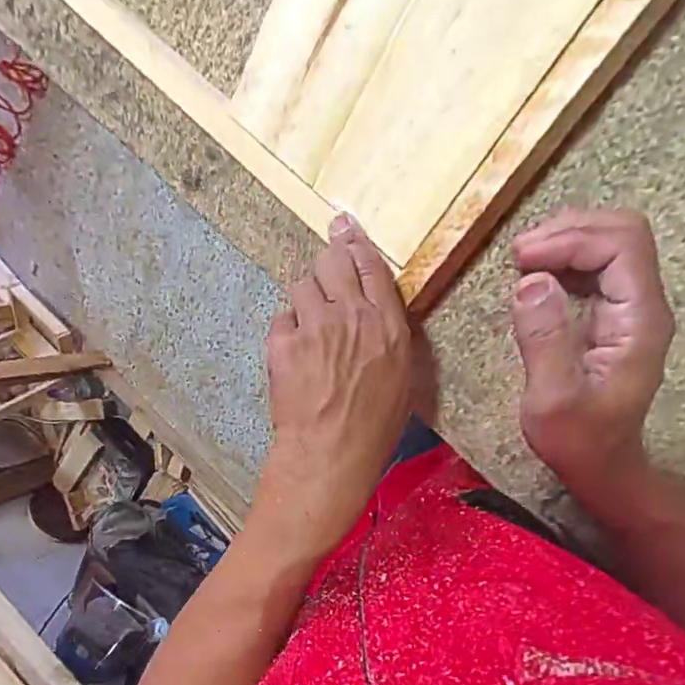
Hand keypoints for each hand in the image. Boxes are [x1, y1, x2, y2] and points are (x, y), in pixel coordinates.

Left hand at [254, 215, 413, 558]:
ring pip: (301, 284)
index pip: (370, 264)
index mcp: (389, 325)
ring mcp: (315, 325)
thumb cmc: (374, 429)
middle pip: (332, 259)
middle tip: (325, 275)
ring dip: (305, 300)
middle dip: (327, 262)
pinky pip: (282, 317)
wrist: (331, 455)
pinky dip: (287, 329)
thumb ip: (389, 336)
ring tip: (310, 329)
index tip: (346, 229)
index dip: (355, 243)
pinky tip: (295, 354)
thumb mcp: (402, 379)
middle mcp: (353, 315)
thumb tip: (375, 312)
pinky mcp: (284, 340)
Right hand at [510, 208, 673, 495]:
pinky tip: (538, 276)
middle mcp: (645, 306)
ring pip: (612, 245)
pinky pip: (599, 268)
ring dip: (566, 242)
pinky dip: (567, 261)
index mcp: (640, 321)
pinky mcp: (617, 317)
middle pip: (622, 233)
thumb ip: (543, 340)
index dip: (570, 238)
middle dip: (569, 230)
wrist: (603, 467)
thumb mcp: (551, 399)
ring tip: (522, 261)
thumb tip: (529, 281)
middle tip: (519, 254)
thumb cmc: (578, 441)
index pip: (620, 245)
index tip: (522, 259)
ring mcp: (633, 309)